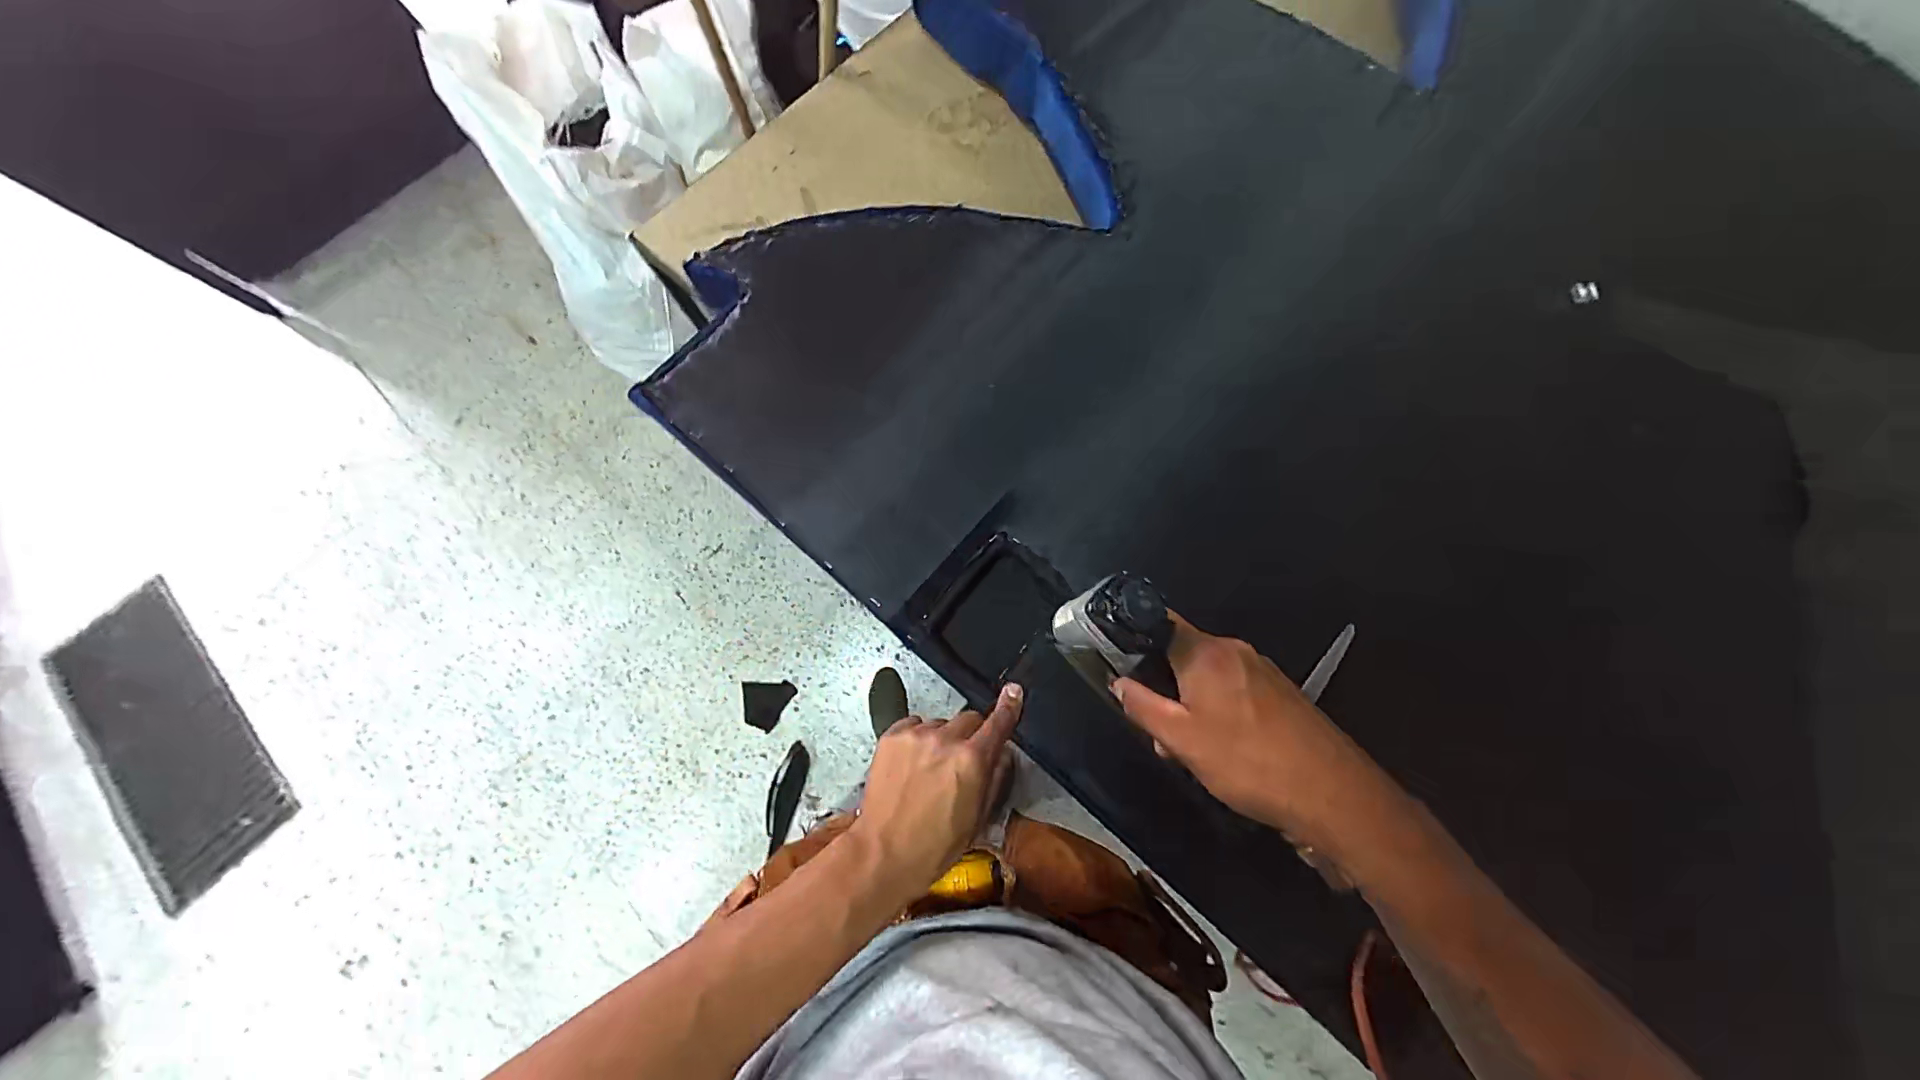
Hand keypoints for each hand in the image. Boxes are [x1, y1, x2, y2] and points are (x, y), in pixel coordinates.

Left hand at [855, 683, 1022, 895]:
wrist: (884, 853)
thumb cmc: (933, 846)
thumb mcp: (978, 818)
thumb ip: (995, 778)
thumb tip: (1002, 754)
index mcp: (972, 761)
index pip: (998, 723)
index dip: (1009, 707)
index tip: (1013, 693)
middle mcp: (945, 740)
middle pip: (969, 719)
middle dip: (970, 736)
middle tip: (960, 763)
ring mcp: (916, 735)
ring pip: (941, 723)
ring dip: (941, 739)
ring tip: (929, 772)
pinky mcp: (892, 736)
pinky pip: (914, 725)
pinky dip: (917, 738)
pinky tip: (912, 765)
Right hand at [1114, 616, 1391, 860]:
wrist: (1333, 795)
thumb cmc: (1248, 762)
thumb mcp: (1181, 740)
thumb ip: (1142, 706)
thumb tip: (1118, 682)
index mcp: (1205, 652)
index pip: (1159, 623)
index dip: (1135, 642)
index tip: (1123, 671)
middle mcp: (1235, 650)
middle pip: (1183, 655)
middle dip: (1164, 688)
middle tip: (1160, 732)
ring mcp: (1262, 670)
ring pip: (1208, 677)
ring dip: (1190, 705)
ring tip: (1192, 750)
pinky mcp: (1281, 692)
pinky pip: (1234, 690)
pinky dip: (1219, 711)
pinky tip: (1224, 749)